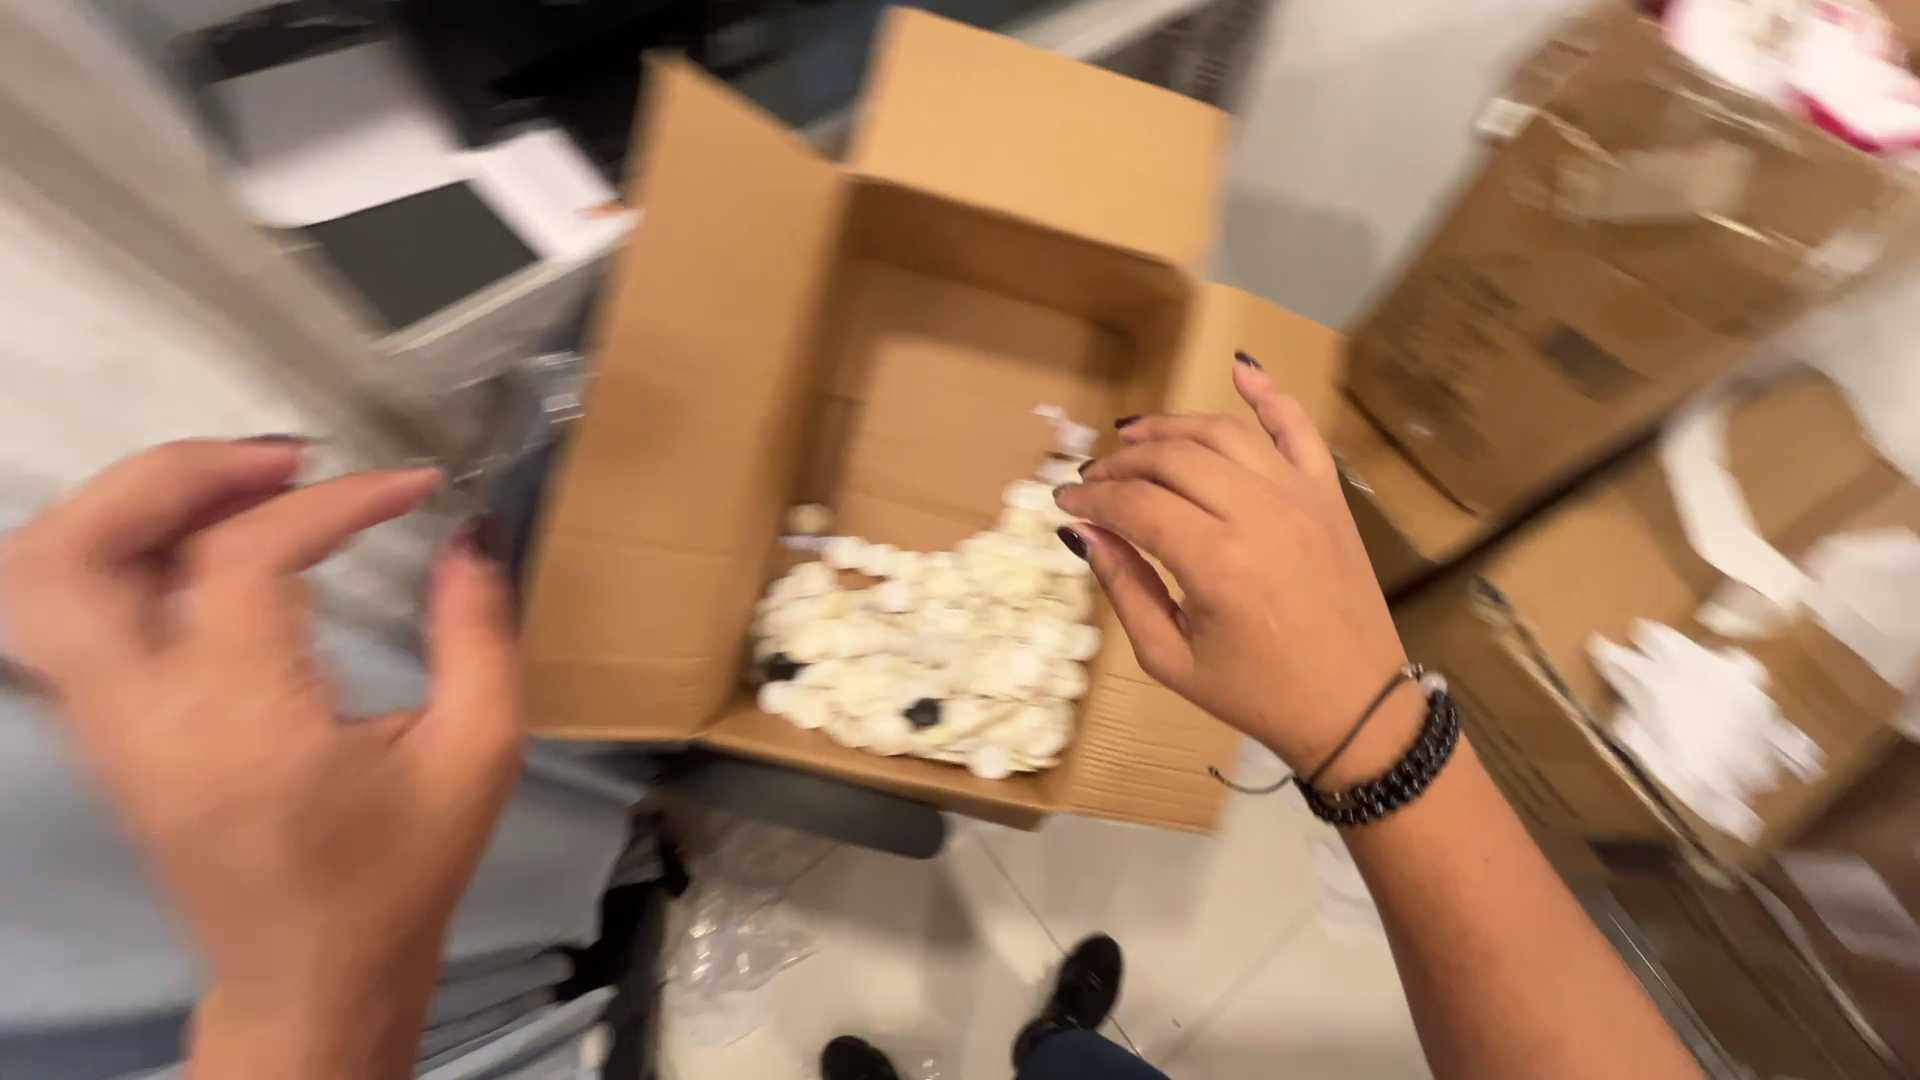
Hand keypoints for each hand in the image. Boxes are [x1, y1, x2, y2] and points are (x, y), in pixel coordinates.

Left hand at [0, 440, 523, 1076]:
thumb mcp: (483, 747)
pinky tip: (217, 546)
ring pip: (38, 581)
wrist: (317, 968)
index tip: (417, 486)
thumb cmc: (410, 862)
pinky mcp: (107, 734)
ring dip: (135, 506)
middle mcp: (144, 722)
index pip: (245, 563)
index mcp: (248, 729)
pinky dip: (127, 550)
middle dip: (175, 476)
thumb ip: (479, 635)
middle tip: (288, 459)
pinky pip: (68, 615)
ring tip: (249, 486)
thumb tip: (468, 537)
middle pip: (70, 557)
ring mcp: (105, 730)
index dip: (336, 502)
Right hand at [1057, 362, 1417, 783]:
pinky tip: (1240, 369)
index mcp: (1216, 563)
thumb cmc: (1254, 692)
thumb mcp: (1169, 657)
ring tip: (1133, 438)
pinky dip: (1268, 394)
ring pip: (1221, 434)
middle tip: (1093, 481)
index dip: (1091, 500)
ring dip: (1170, 427)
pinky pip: (1298, 428)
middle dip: (1120, 465)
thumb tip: (1084, 534)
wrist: (1353, 707)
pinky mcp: (1327, 495)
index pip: (1135, 505)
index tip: (1065, 505)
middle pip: (1171, 460)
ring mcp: (1300, 497)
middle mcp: (1259, 515)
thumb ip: (1122, 587)